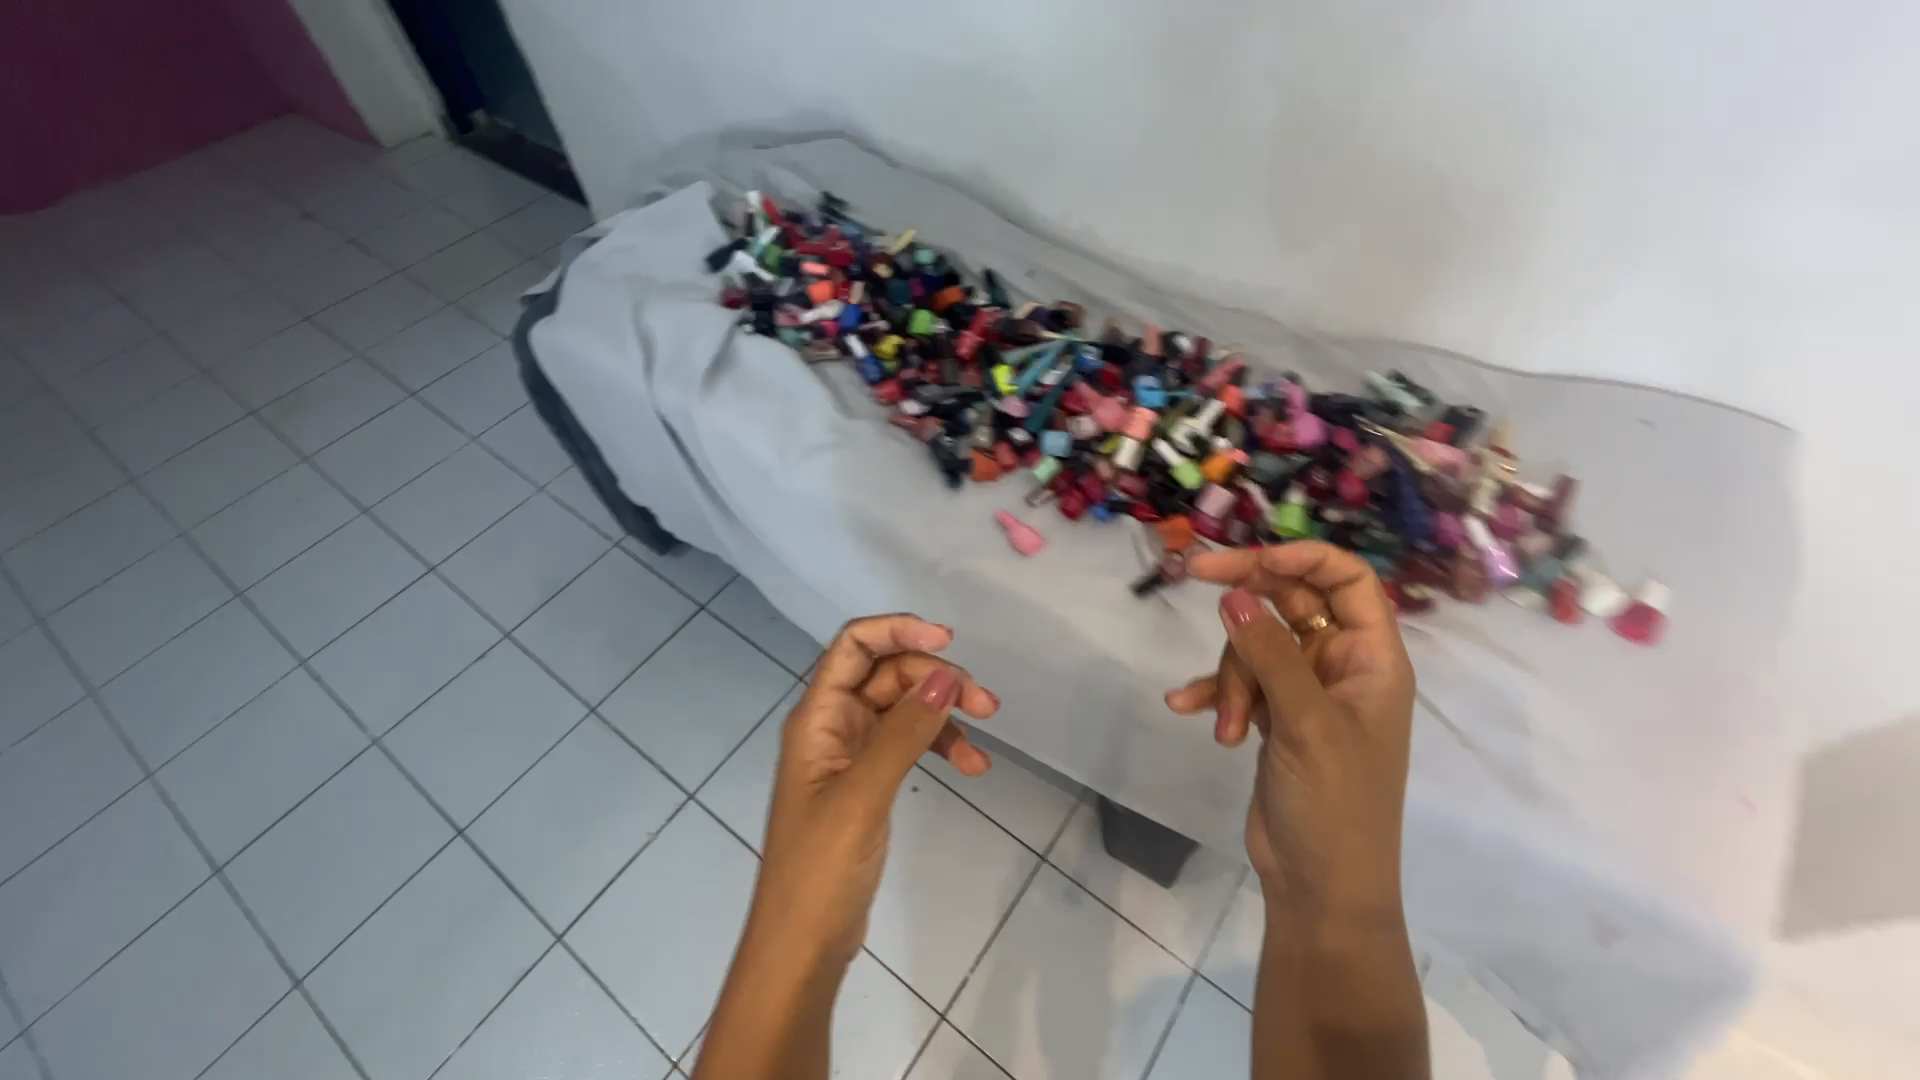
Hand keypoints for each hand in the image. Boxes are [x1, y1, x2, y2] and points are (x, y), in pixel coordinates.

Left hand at [755, 614, 998, 961]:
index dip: (898, 629)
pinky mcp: (870, 781)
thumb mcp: (863, 794)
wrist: (803, 944)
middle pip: (888, 674)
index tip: (948, 641)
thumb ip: (904, 732)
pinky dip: (940, 746)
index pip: (854, 646)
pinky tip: (973, 766)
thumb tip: (945, 678)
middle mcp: (833, 725)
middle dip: (936, 678)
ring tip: (986, 731)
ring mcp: (852, 754)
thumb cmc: (820, 867)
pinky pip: (909, 744)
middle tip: (986, 704)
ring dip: (945, 713)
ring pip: (904, 708)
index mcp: (817, 716)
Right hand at [1164, 543, 1415, 920]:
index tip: (1248, 557)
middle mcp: (1340, 665)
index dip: (1302, 556)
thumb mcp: (1305, 722)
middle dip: (1247, 599)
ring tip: (1229, 728)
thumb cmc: (1336, 803)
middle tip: (1196, 574)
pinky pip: (1239, 685)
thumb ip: (1269, 653)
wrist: (1320, 886)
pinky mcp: (1274, 718)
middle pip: (1291, 601)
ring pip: (1255, 646)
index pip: (1347, 579)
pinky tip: (1187, 709)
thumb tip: (1233, 594)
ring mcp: (1304, 692)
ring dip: (1232, 679)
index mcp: (1372, 658)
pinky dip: (1215, 695)